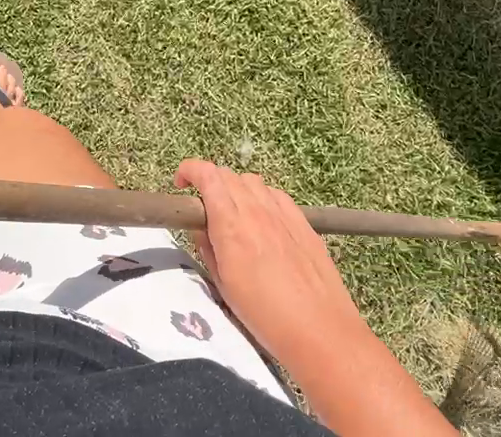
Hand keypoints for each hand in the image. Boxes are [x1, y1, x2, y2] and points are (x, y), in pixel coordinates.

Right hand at [174, 160, 455, 435]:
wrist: (320, 330)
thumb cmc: (265, 315)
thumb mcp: (223, 285)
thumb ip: (208, 249)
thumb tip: (201, 229)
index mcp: (231, 225)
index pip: (207, 175)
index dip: (189, 170)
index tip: (181, 183)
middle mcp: (256, 210)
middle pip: (227, 174)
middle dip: (209, 182)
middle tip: (204, 206)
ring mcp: (282, 213)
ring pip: (252, 181)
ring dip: (236, 188)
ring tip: (234, 213)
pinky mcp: (303, 221)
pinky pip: (276, 194)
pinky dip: (261, 198)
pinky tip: (263, 220)